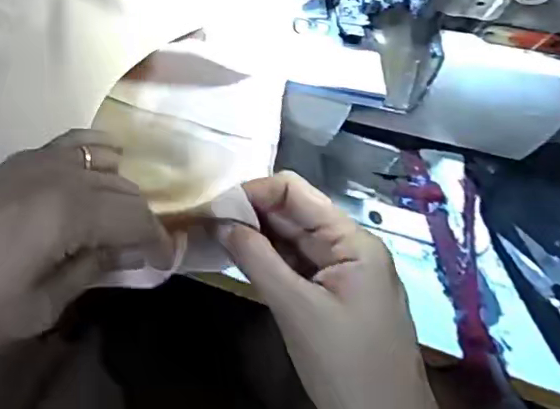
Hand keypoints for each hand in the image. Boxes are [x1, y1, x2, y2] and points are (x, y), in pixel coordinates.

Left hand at [0, 130, 174, 379]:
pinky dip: (95, 153)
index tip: (163, 264)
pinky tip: (97, 172)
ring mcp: (38, 158)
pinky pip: (72, 143)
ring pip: (102, 161)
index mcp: (69, 211)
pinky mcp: (21, 156)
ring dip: (118, 188)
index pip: (135, 217)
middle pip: (122, 187)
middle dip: (140, 219)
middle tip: (142, 253)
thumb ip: (92, 270)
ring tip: (114, 222)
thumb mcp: (41, 303)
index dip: (156, 242)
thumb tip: (133, 255)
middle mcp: (60, 173)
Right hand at [220, 172, 436, 408]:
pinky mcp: (335, 295)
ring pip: (291, 237)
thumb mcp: (297, 311)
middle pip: (292, 212)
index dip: (253, 191)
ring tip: (215, 232)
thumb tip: (217, 220)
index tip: (214, 204)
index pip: (294, 192)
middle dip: (250, 211)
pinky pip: (296, 262)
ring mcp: (344, 271)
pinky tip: (239, 255)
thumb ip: (257, 259)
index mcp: (352, 240)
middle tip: (207, 218)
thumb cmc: (348, 368)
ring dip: (255, 234)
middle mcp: (350, 246)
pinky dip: (268, 257)